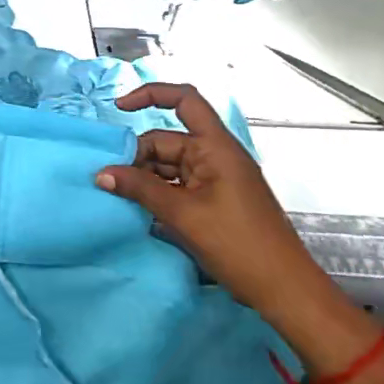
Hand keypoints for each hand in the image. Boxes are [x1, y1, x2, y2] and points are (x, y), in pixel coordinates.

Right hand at [96, 83, 323, 315]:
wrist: (282, 288)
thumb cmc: (238, 244)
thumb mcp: (183, 214)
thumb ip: (140, 189)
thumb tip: (102, 174)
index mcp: (216, 146)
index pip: (184, 101)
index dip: (151, 95)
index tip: (120, 109)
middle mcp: (216, 155)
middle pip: (167, 140)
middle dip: (138, 155)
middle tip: (109, 181)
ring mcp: (216, 179)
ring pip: (169, 165)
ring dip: (145, 177)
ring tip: (118, 197)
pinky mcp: (214, 201)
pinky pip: (178, 185)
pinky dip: (158, 192)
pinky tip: (138, 209)